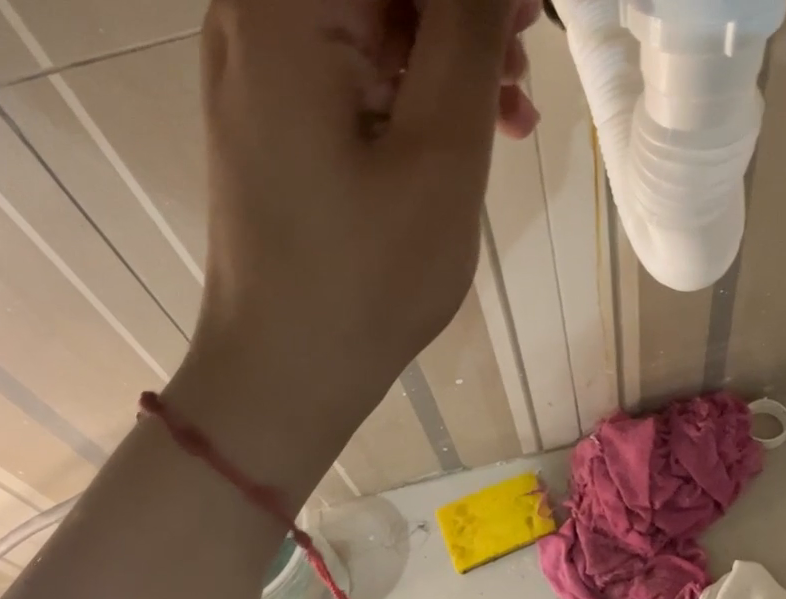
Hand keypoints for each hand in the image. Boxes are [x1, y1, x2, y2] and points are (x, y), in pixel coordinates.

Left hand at [178, 0, 515, 440]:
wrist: (285, 373)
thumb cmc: (366, 275)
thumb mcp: (441, 147)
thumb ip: (471, 26)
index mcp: (285, 6)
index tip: (532, 14)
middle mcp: (253, 16)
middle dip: (463, 9)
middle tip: (530, 58)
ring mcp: (256, 70)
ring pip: (371, 19)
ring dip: (448, 49)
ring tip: (513, 110)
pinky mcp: (271, 118)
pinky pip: (351, 70)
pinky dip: (412, 88)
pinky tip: (464, 134)